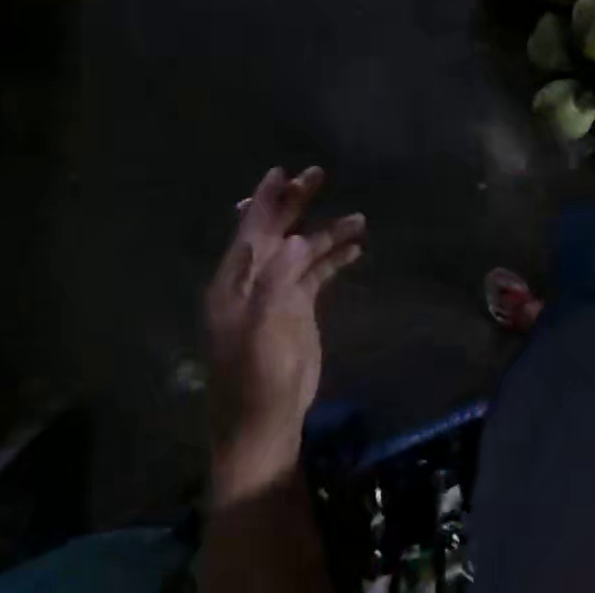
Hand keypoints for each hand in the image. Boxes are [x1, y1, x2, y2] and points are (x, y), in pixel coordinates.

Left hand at [205, 166, 365, 501]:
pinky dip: (334, 257)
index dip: (264, 201)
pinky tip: (356, 246)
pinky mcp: (296, 310)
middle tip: (318, 174)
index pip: (250, 232)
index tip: (281, 172)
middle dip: (295, 204)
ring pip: (301, 251)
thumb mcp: (262, 333)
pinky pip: (317, 272)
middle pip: (275, 233)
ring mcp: (276, 296)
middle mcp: (253, 284)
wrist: (264, 423)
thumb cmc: (257, 380)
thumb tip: (291, 238)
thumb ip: (274, 285)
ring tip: (358, 217)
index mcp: (235, 285)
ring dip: (326, 232)